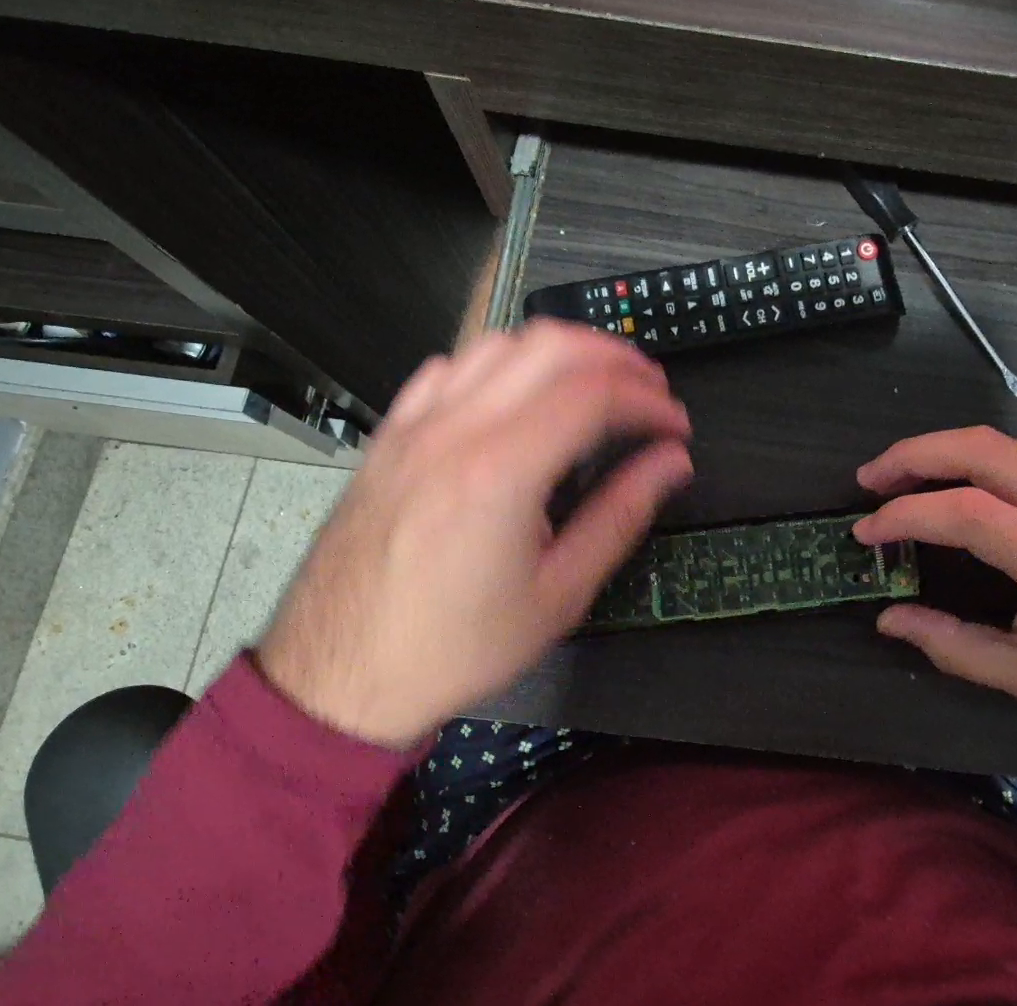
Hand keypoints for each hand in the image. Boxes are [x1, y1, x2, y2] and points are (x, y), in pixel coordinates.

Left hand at [257, 321, 692, 748]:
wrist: (340, 674)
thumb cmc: (457, 646)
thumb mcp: (559, 594)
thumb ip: (622, 515)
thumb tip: (671, 463)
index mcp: (502, 471)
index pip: (594, 394)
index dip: (649, 400)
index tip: (676, 427)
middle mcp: (455, 429)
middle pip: (551, 346)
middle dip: (616, 357)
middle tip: (650, 391)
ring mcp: (415, 426)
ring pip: (498, 343)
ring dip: (560, 351)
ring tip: (596, 384)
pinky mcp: (390, 435)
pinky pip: (450, 367)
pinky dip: (500, 363)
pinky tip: (518, 395)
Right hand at [851, 426, 1016, 743]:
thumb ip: (953, 645)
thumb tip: (889, 618)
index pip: (960, 512)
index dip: (901, 516)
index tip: (866, 534)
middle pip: (979, 449)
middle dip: (913, 455)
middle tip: (870, 480)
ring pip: (1005, 442)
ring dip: (947, 449)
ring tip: (906, 476)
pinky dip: (983, 456)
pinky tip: (965, 482)